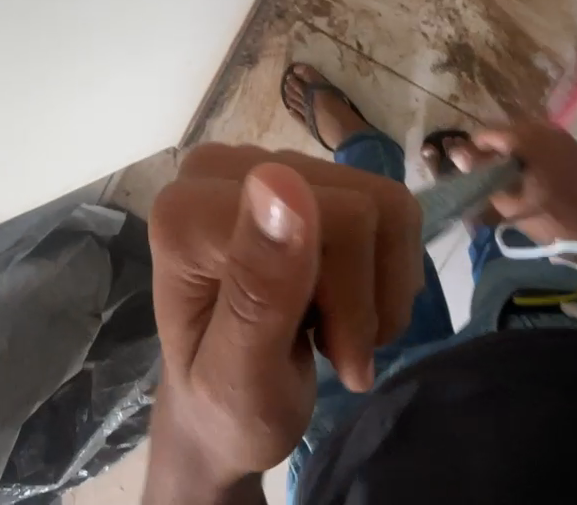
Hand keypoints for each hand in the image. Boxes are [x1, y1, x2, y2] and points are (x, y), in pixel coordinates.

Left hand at [143, 144, 422, 503]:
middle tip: (333, 351)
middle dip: (362, 298)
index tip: (329, 356)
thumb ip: (257, 289)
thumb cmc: (224, 409)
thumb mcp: (238, 379)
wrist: (223, 413)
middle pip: (359, 207)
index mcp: (188, 211)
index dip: (352, 301)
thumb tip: (279, 179)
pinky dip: (384, 270)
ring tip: (335, 331)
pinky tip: (343, 304)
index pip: (333, 218)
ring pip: (382, 205)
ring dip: (377, 288)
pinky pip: (388, 206)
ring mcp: (260, 164)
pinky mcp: (299, 174)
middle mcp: (218, 169)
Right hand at [445, 123, 576, 283]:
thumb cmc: (557, 224)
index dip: (475, 148)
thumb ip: (481, 175)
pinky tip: (551, 182)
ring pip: (542, 139)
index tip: (469, 166)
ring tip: (521, 176)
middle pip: (516, 131)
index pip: (491, 133)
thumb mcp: (511, 205)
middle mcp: (554, 134)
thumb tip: (457, 154)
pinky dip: (551, 160)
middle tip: (493, 171)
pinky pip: (564, 151)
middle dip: (501, 147)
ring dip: (526, 151)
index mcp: (531, 141)